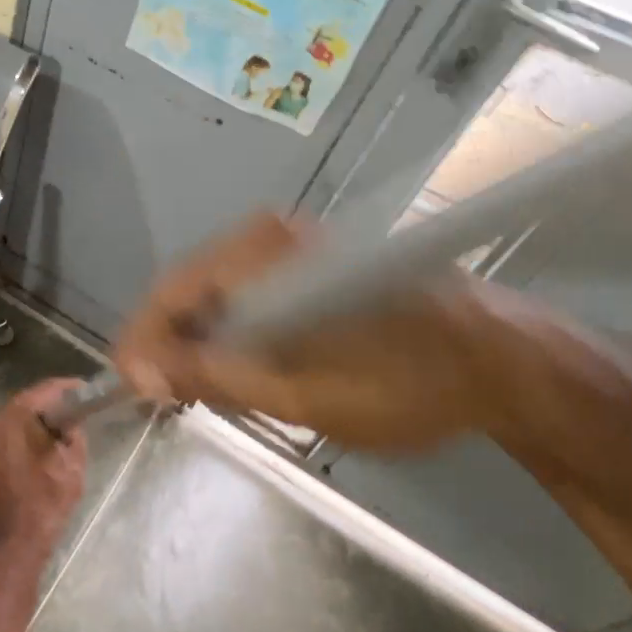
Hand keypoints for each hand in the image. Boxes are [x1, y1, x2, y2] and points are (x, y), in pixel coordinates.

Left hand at [0, 379, 88, 549]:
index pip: (44, 391)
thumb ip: (73, 434)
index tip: (83, 387)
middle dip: (51, 400)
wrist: (19, 534)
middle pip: (27, 400)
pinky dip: (26, 430)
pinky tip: (43, 439)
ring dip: (37, 415)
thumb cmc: (48, 498)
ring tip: (61, 419)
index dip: (66, 387)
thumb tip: (71, 422)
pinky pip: (9, 433)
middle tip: (74, 402)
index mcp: (17, 418)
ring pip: (16, 417)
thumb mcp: (72, 463)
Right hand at [113, 212, 619, 453]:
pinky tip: (240, 364)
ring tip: (195, 387)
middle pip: (190, 287)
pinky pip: (249, 291)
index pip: (171, 292)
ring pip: (218, 290)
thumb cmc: (402, 383)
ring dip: (201, 339)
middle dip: (169, 343)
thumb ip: (211, 375)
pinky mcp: (315, 260)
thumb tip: (136, 371)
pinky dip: (234, 329)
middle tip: (160, 395)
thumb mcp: (297, 392)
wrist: (504, 363)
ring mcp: (295, 244)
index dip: (141, 343)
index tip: (127, 389)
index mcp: (264, 256)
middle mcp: (272, 236)